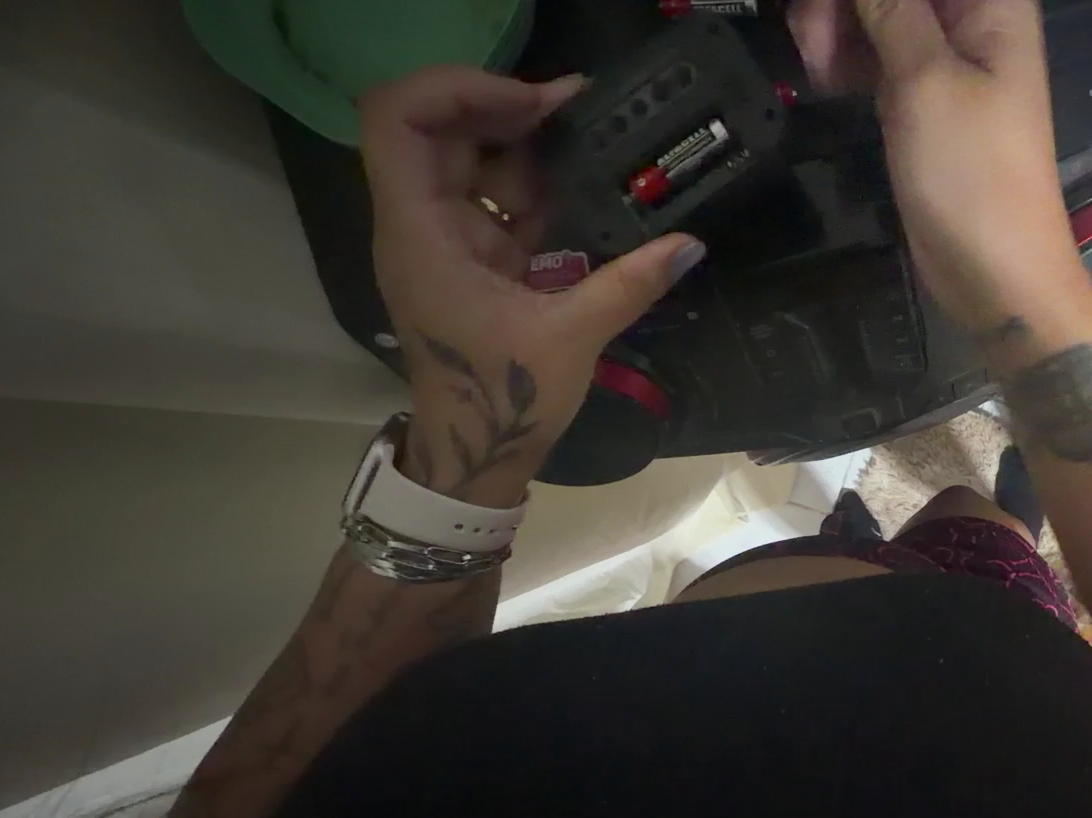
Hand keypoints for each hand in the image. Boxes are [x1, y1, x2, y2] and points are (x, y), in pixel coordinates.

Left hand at [359, 67, 707, 506]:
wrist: (479, 454)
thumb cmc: (506, 400)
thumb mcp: (573, 337)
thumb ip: (629, 284)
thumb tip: (690, 245)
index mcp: (421, 234)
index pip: (401, 120)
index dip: (458, 90)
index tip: (532, 102)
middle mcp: (421, 226)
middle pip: (438, 133)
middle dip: (503, 111)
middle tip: (575, 109)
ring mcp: (447, 245)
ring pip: (470, 167)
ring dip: (526, 152)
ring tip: (591, 145)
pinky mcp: (474, 266)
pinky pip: (497, 208)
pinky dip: (536, 194)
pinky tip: (584, 192)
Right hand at [789, 0, 1091, 335]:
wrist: (994, 275)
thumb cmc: (973, 177)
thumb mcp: (926, 80)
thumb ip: (889, 5)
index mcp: (991, 2)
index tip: (821, 10)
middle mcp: (970, 23)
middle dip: (845, 1)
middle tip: (808, 39)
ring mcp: (943, 65)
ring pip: (880, 16)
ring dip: (839, 28)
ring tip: (813, 66)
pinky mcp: (920, 106)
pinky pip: (878, 60)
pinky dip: (849, 62)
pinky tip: (823, 77)